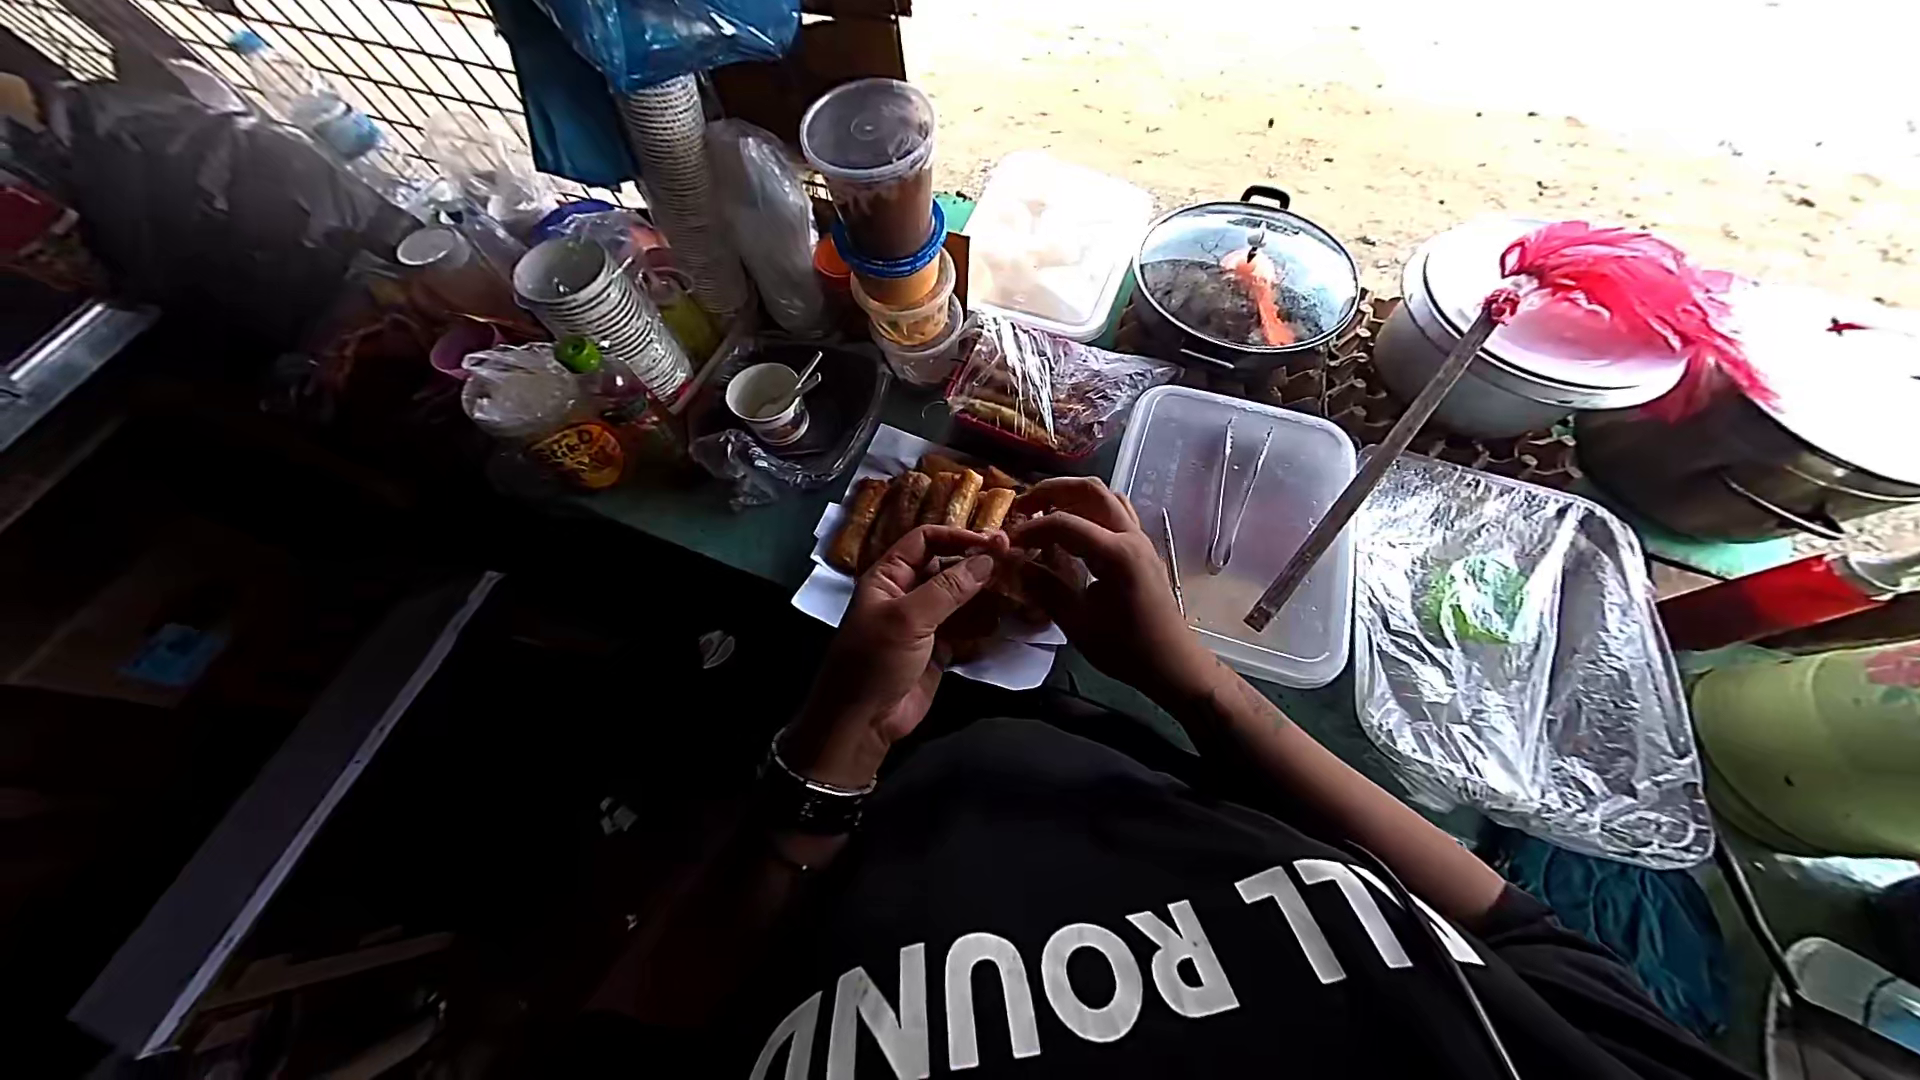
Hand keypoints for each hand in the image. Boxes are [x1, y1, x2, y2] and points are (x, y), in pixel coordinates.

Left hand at [785, 525, 1001, 787]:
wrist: (862, 722)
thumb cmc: (875, 661)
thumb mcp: (908, 618)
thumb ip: (948, 588)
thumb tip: (987, 559)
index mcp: (888, 576)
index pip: (925, 540)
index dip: (958, 536)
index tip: (993, 543)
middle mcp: (906, 592)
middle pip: (946, 565)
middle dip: (977, 562)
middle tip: (1015, 561)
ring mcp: (924, 620)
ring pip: (960, 595)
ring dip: (985, 590)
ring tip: (1018, 584)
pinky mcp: (940, 647)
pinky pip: (966, 625)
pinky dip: (985, 619)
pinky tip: (1007, 614)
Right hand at [1009, 478, 1221, 705]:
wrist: (1172, 663)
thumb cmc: (1126, 649)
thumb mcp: (1078, 623)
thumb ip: (1045, 588)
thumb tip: (1015, 564)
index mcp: (1116, 555)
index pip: (1064, 523)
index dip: (1031, 529)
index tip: (1009, 543)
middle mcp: (1131, 536)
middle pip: (1089, 490)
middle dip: (1051, 491)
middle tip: (1022, 507)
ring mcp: (1140, 539)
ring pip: (1105, 495)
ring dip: (1071, 495)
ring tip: (1044, 512)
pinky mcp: (1141, 547)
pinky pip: (1116, 511)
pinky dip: (1089, 508)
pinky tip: (1073, 527)